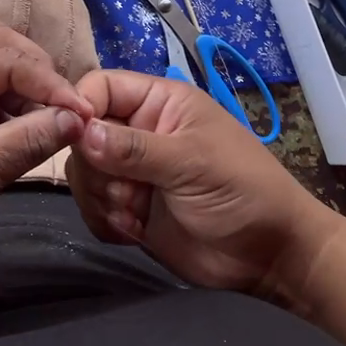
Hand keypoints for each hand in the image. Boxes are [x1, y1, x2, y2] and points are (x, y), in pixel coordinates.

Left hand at [0, 22, 94, 286]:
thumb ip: (30, 139)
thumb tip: (77, 119)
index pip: (6, 59)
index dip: (49, 82)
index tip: (83, 114)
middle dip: (33, 68)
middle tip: (61, 106)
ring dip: (19, 87)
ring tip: (45, 124)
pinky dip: (3, 105)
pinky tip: (20, 133)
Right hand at [67, 69, 341, 301]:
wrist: (270, 257)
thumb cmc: (241, 190)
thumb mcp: (191, 161)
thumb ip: (135, 148)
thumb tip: (81, 131)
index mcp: (157, 102)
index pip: (101, 87)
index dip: (80, 106)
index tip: (74, 134)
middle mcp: (138, 130)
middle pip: (83, 133)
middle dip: (95, 166)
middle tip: (124, 191)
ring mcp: (132, 171)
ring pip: (84, 172)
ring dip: (100, 197)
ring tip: (133, 215)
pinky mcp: (129, 208)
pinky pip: (92, 208)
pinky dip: (104, 221)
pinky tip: (132, 232)